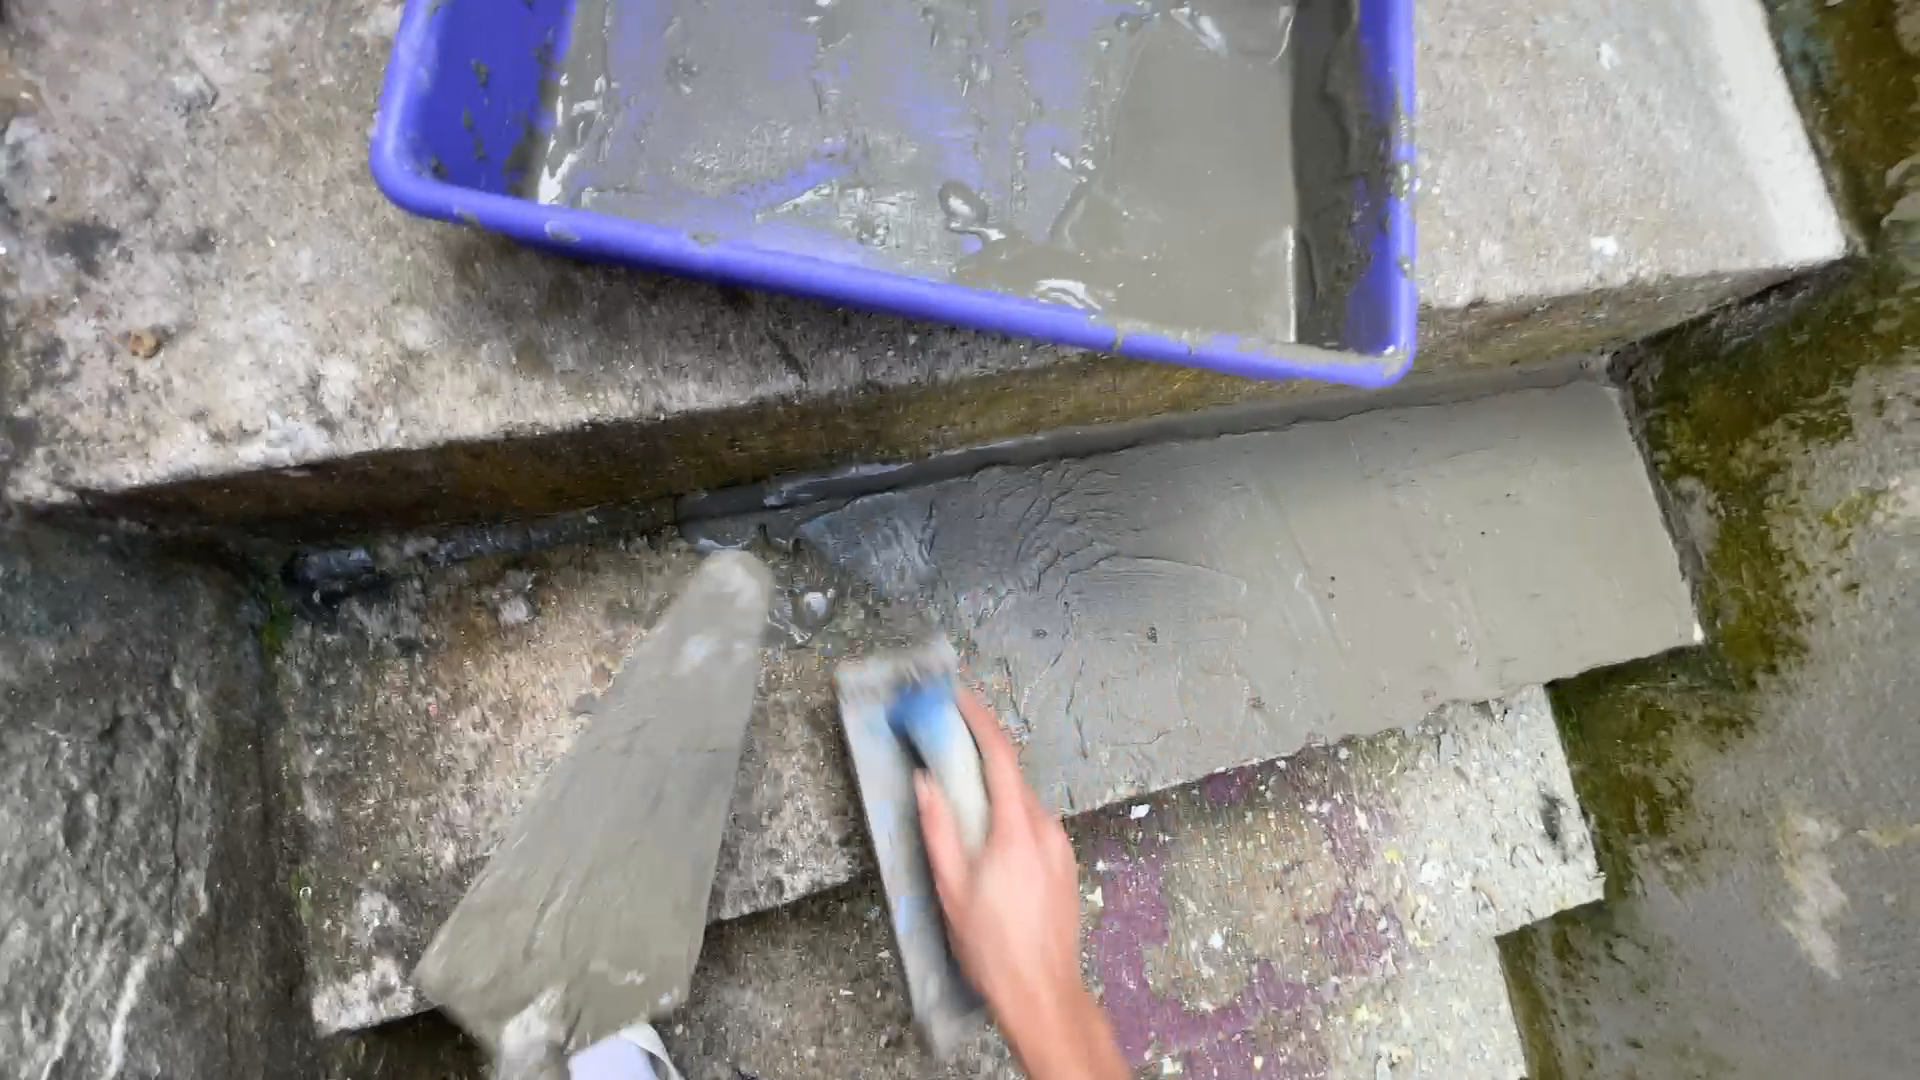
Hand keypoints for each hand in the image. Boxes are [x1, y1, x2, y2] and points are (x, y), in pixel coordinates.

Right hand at [916, 691, 1129, 1079]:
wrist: (1043, 994)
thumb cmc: (992, 946)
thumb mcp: (951, 889)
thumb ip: (938, 829)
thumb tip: (926, 782)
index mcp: (1015, 829)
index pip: (999, 755)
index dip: (980, 720)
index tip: (961, 698)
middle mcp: (1044, 828)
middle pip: (1012, 774)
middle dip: (982, 755)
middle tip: (951, 750)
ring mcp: (1060, 844)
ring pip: (1023, 799)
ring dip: (995, 789)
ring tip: (966, 804)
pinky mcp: (1065, 860)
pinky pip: (1034, 821)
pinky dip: (1011, 813)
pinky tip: (993, 841)